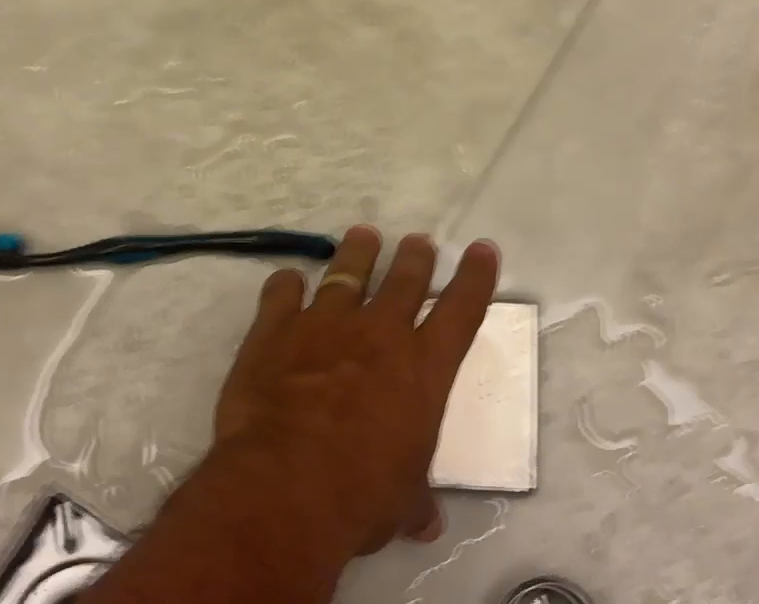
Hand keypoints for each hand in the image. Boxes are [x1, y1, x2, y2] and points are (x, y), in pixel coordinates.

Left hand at [211, 226, 500, 554]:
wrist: (284, 486)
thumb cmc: (359, 496)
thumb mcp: (401, 503)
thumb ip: (414, 500)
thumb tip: (426, 522)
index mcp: (423, 368)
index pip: (461, 309)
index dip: (475, 276)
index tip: (482, 249)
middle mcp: (379, 332)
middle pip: (405, 278)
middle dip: (416, 256)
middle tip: (418, 241)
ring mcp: (324, 323)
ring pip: (347, 271)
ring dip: (358, 252)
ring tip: (363, 235)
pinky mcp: (275, 329)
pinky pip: (282, 292)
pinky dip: (286, 285)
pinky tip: (287, 280)